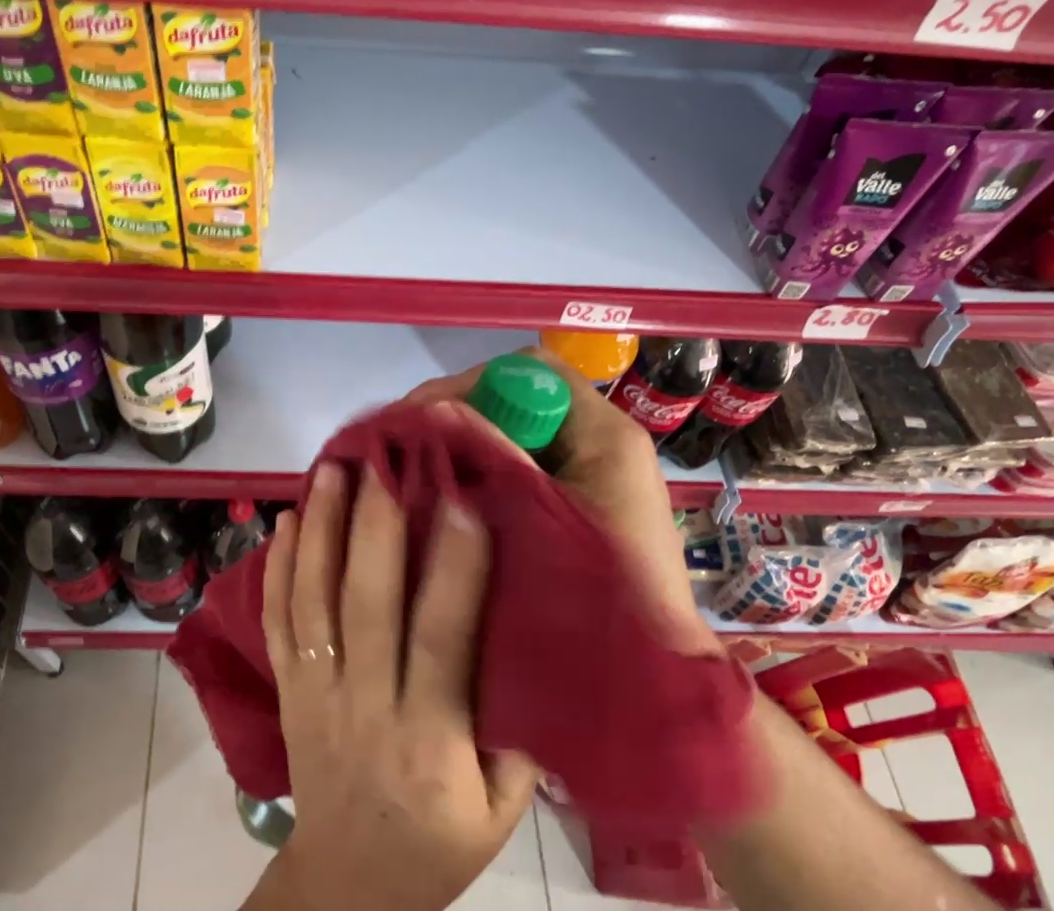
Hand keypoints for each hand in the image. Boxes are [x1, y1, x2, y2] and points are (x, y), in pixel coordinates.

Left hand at [245, 462, 537, 910]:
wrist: (348, 882)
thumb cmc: (439, 841)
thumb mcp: (501, 807)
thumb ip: (517, 730)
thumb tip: (530, 637)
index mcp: (429, 736)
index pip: (441, 638)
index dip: (454, 568)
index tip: (463, 502)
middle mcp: (365, 702)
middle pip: (367, 604)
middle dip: (375, 526)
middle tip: (384, 462)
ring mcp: (316, 692)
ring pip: (313, 601)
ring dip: (321, 529)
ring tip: (332, 468)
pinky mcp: (287, 690)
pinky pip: (278, 622)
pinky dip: (278, 568)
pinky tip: (284, 520)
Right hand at [406, 347, 721, 655]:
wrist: (651, 680)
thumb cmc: (601, 592)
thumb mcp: (539, 516)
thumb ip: (491, 456)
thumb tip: (433, 411)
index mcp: (604, 434)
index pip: (529, 374)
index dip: (467, 385)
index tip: (417, 418)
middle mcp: (600, 444)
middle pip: (519, 403)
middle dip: (458, 419)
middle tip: (403, 449)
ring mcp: (590, 479)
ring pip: (515, 440)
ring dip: (466, 450)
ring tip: (412, 474)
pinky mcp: (578, 511)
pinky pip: (522, 475)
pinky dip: (482, 479)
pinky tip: (443, 503)